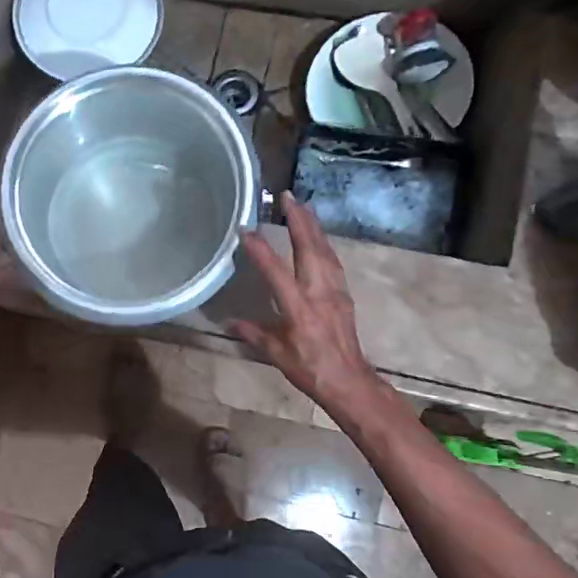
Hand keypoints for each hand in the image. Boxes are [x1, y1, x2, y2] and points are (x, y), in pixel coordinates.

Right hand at [230, 192, 387, 418]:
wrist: (348, 380)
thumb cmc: (309, 369)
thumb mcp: (276, 353)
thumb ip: (253, 333)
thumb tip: (229, 321)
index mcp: (298, 308)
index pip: (276, 272)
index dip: (261, 250)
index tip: (247, 230)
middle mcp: (318, 293)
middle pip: (309, 249)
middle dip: (298, 220)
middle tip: (287, 196)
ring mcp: (335, 291)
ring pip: (324, 250)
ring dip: (313, 226)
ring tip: (302, 205)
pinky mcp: (344, 294)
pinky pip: (333, 261)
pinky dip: (324, 243)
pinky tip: (318, 235)